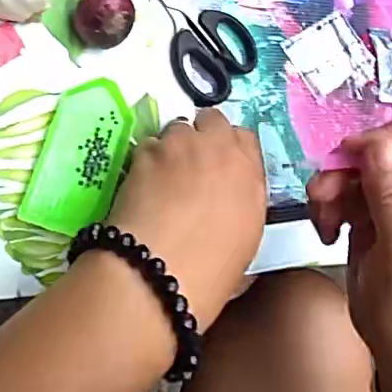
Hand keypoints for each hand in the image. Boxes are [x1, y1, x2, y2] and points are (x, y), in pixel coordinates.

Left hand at [107, 108, 265, 328]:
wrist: (161, 271)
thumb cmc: (212, 270)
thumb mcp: (246, 237)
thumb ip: (242, 201)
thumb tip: (229, 198)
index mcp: (249, 172)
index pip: (245, 137)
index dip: (230, 147)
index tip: (220, 164)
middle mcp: (218, 148)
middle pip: (211, 120)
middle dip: (202, 135)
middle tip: (190, 163)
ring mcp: (180, 145)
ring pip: (177, 128)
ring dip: (173, 145)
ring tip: (163, 176)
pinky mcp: (145, 150)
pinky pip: (148, 143)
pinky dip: (146, 159)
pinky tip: (142, 185)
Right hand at [307, 118, 391, 391]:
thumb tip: (380, 142)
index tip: (360, 150)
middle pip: (388, 152)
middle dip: (352, 166)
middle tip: (326, 188)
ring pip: (358, 171)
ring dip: (332, 186)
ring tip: (321, 217)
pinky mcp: (370, 222)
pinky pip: (343, 194)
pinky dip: (326, 206)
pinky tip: (325, 232)